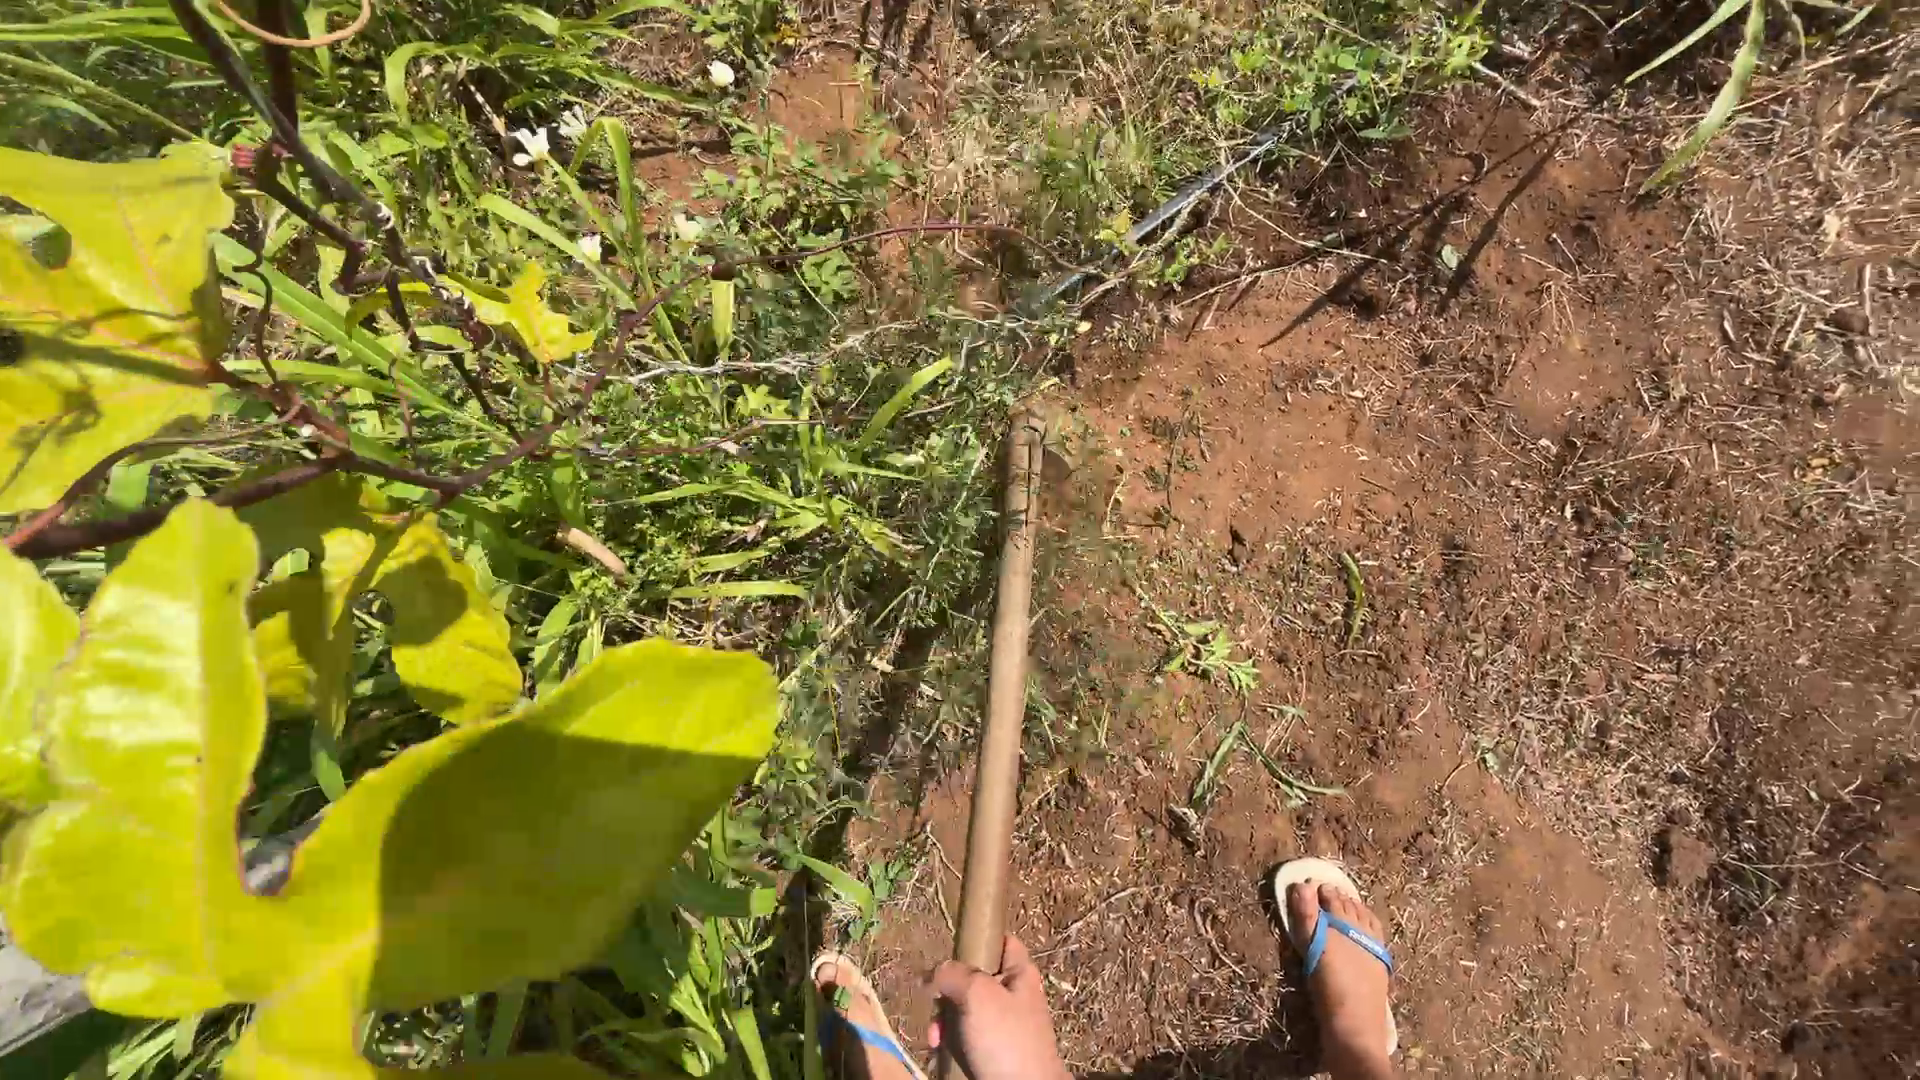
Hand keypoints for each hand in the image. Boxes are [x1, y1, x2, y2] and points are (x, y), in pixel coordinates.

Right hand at [929, 935, 1070, 1079]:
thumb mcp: (978, 994)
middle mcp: (1013, 996)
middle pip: (973, 979)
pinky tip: (939, 1049)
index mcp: (1020, 973)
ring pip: (965, 1011)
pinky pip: (965, 1038)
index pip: (1002, 941)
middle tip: (936, 1004)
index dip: (979, 939)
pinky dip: (950, 1042)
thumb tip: (935, 972)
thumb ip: (954, 973)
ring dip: (945, 1021)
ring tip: (936, 1036)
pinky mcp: (994, 1053)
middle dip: (949, 991)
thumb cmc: (1006, 1038)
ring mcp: (1004, 1026)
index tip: (952, 948)